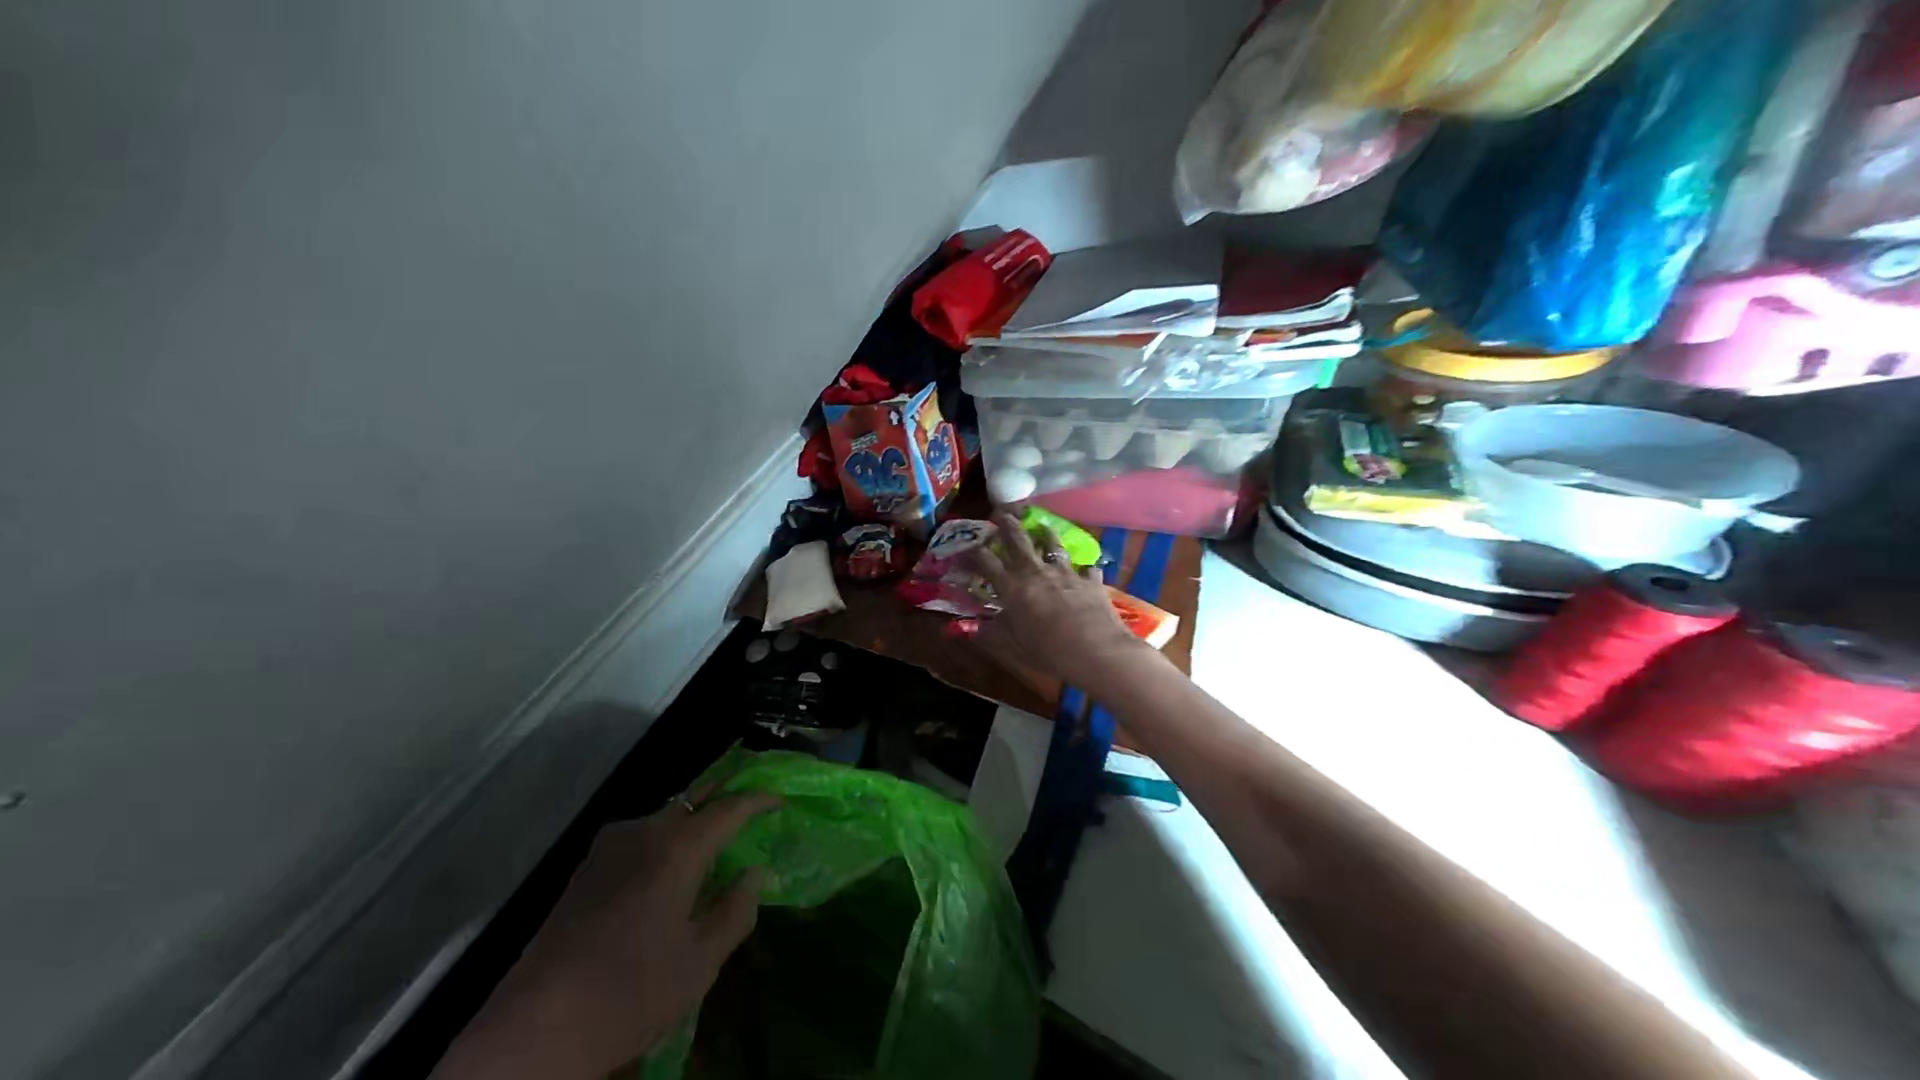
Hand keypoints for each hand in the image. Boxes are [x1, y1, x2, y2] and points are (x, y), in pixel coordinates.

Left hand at [433, 791, 778, 1079]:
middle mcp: (643, 832)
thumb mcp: (701, 960)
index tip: (779, 799)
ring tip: (713, 838)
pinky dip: (665, 839)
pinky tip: (670, 868)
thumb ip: (736, 909)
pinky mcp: (585, 869)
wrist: (534, 1029)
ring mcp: (608, 848)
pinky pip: (639, 837)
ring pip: (663, 817)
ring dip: (692, 820)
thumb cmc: (631, 991)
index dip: (758, 800)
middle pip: (692, 799)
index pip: (729, 808)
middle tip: (749, 801)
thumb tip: (756, 874)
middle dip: (723, 796)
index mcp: (677, 847)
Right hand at [971, 511, 1154, 687]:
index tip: (968, 545)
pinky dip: (1084, 568)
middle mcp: (1036, 572)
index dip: (975, 551)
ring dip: (1045, 534)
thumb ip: (995, 632)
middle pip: (1018, 541)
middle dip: (1007, 524)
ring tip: (1042, 527)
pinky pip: (1086, 568)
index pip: (987, 562)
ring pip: (1053, 545)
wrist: (1096, 650)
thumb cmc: (1049, 651)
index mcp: (1013, 588)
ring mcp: (1065, 572)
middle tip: (1000, 513)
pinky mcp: (1090, 580)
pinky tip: (1086, 568)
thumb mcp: (1015, 646)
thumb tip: (976, 627)